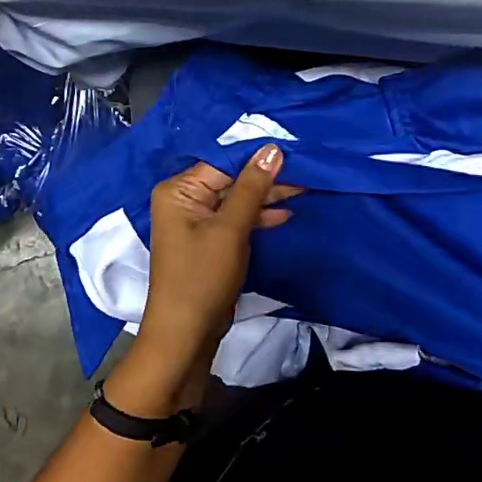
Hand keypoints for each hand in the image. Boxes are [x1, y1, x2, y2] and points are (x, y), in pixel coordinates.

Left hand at [141, 145, 299, 354]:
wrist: (187, 333)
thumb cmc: (203, 276)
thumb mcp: (230, 229)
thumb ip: (252, 187)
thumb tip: (272, 149)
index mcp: (178, 190)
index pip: (221, 162)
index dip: (256, 156)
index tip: (291, 148)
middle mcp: (183, 200)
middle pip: (229, 179)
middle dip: (264, 177)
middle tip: (304, 169)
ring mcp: (195, 221)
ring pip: (236, 199)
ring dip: (265, 196)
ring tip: (302, 187)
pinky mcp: (209, 240)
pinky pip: (235, 218)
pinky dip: (257, 216)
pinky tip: (285, 212)